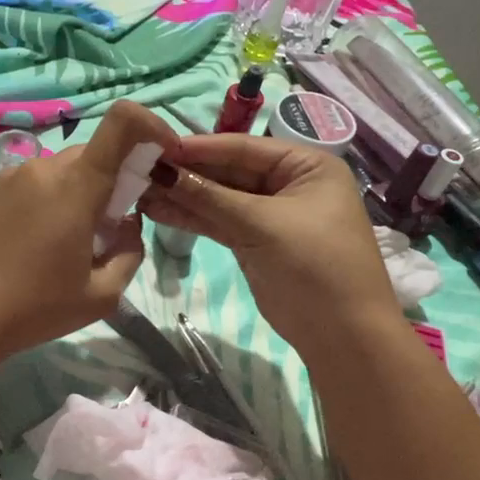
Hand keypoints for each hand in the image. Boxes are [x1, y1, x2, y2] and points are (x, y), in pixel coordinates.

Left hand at [0, 101, 179, 360]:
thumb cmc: (33, 308)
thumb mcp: (101, 295)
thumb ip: (129, 253)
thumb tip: (127, 225)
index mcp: (76, 183)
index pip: (123, 122)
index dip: (152, 128)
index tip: (161, 158)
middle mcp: (43, 167)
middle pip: (94, 154)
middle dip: (113, 181)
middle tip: (108, 229)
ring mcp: (9, 175)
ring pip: (61, 171)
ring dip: (78, 194)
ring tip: (66, 245)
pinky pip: (31, 183)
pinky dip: (47, 201)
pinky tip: (32, 245)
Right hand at [140, 134, 401, 353]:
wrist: (342, 334)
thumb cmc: (314, 265)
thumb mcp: (262, 224)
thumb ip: (209, 197)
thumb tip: (160, 172)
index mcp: (306, 165)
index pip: (243, 148)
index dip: (198, 147)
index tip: (154, 145)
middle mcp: (288, 183)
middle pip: (228, 171)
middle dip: (186, 173)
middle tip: (138, 168)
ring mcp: (269, 214)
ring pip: (219, 198)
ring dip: (182, 196)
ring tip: (138, 190)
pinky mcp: (254, 242)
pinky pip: (218, 222)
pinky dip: (191, 217)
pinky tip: (157, 211)